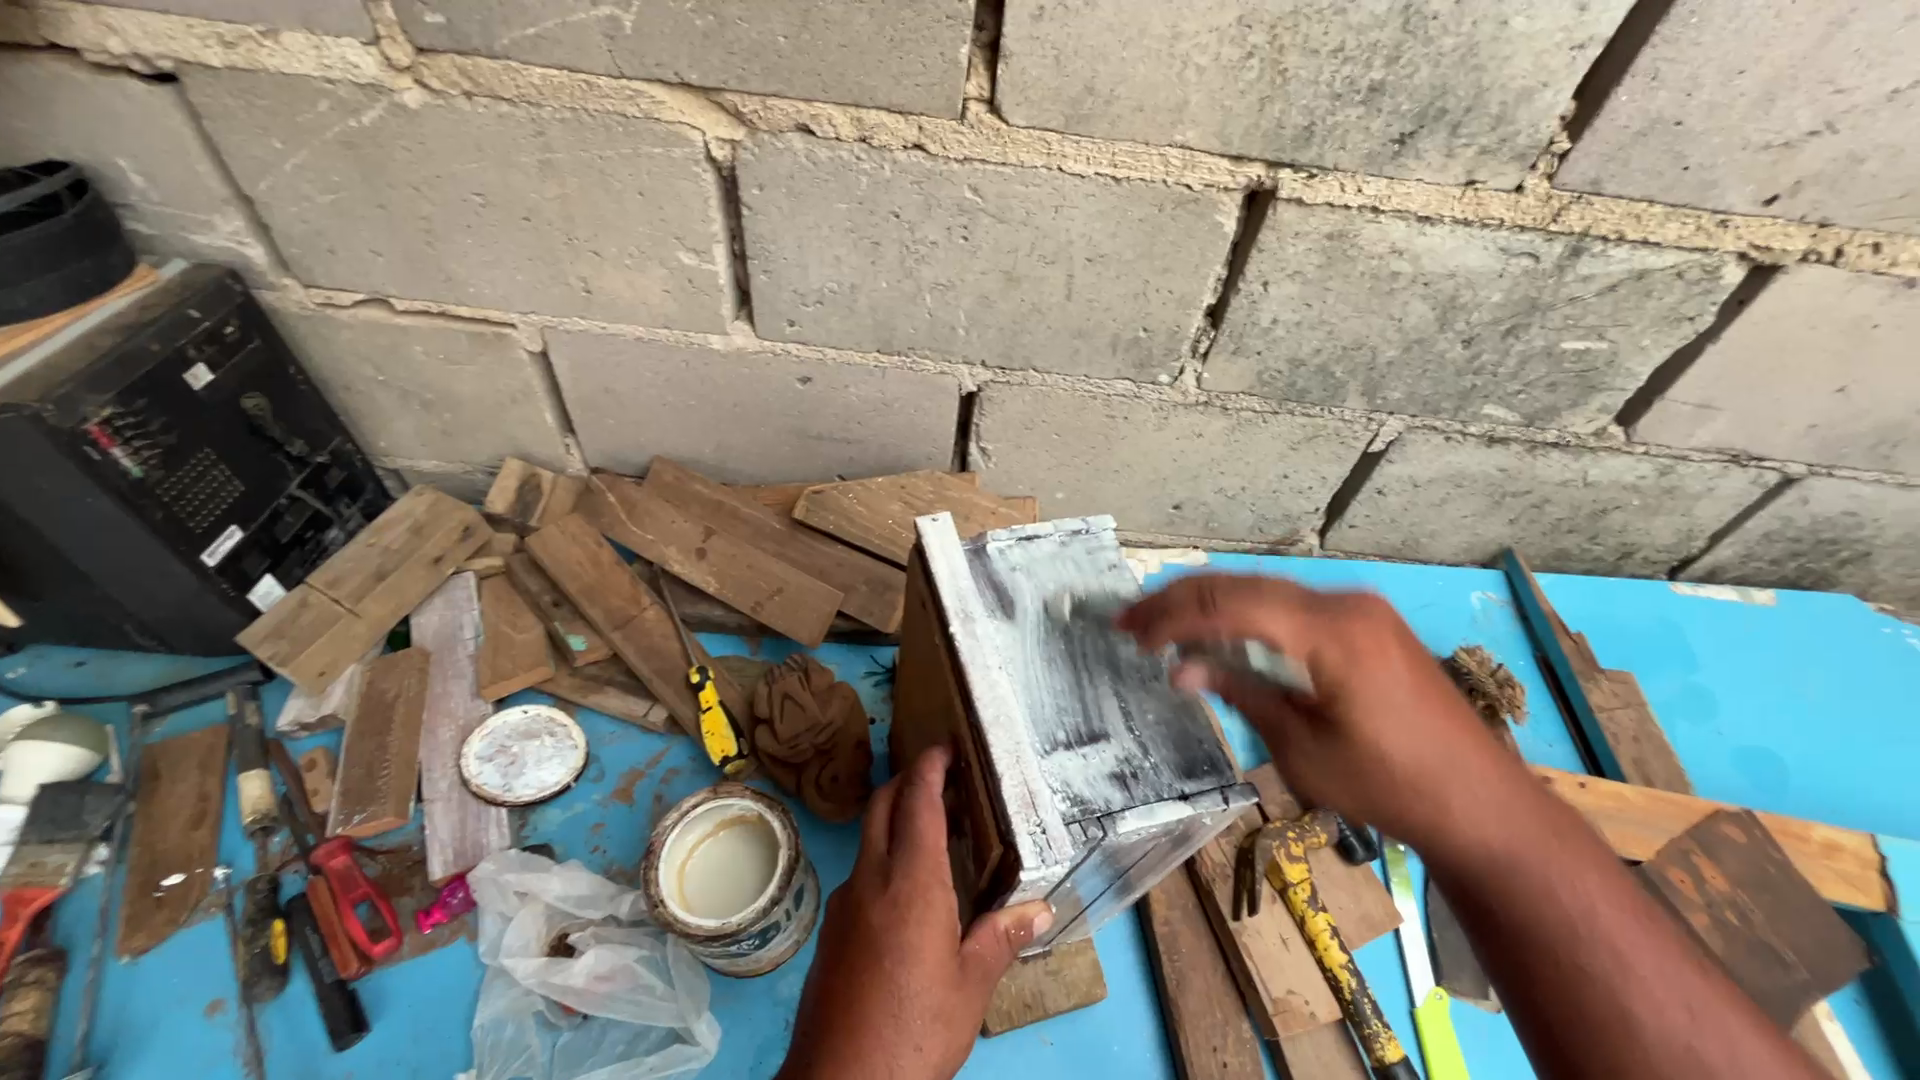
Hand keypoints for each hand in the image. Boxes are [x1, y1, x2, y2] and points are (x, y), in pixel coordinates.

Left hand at [777, 746, 1053, 1079]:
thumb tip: (1038, 910)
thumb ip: (999, 939)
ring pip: (868, 842)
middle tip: (942, 781)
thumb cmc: (914, 1030)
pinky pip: (860, 877)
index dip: (930, 766)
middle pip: (882, 807)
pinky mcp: (831, 933)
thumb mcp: (970, 987)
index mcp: (911, 883)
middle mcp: (870, 881)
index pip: (917, 802)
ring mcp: (844, 906)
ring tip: (933, 837)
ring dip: (895, 824)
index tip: (944, 747)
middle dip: (908, 782)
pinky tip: (907, 897)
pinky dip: (883, 862)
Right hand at [1119, 574, 1524, 851]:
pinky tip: (1217, 631)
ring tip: (1158, 622)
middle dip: (1182, 602)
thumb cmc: (1389, 786)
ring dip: (1211, 606)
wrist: (1481, 803)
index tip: (1131, 635)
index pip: (1232, 605)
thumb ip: (1242, 693)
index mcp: (1332, 632)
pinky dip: (1247, 616)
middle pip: (1246, 586)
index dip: (1174, 617)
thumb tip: (1181, 668)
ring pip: (1266, 591)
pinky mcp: (1367, 625)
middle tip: (1130, 621)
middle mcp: (1346, 604)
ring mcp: (1361, 610)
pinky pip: (1292, 607)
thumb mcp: (1302, 748)